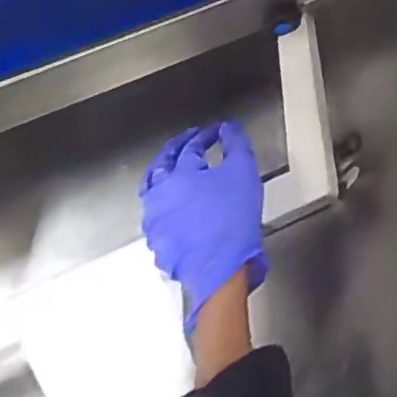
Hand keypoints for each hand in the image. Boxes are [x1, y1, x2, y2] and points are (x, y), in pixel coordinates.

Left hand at [142, 122, 266, 332]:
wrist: (222, 267)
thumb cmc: (233, 217)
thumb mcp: (244, 171)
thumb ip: (236, 143)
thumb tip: (228, 128)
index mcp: (180, 174)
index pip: (191, 146)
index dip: (205, 135)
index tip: (216, 131)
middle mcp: (160, 195)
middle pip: (162, 163)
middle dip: (177, 148)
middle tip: (190, 139)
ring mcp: (155, 221)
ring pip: (152, 189)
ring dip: (164, 173)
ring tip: (177, 169)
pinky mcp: (157, 242)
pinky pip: (156, 214)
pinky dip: (165, 201)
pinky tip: (177, 203)